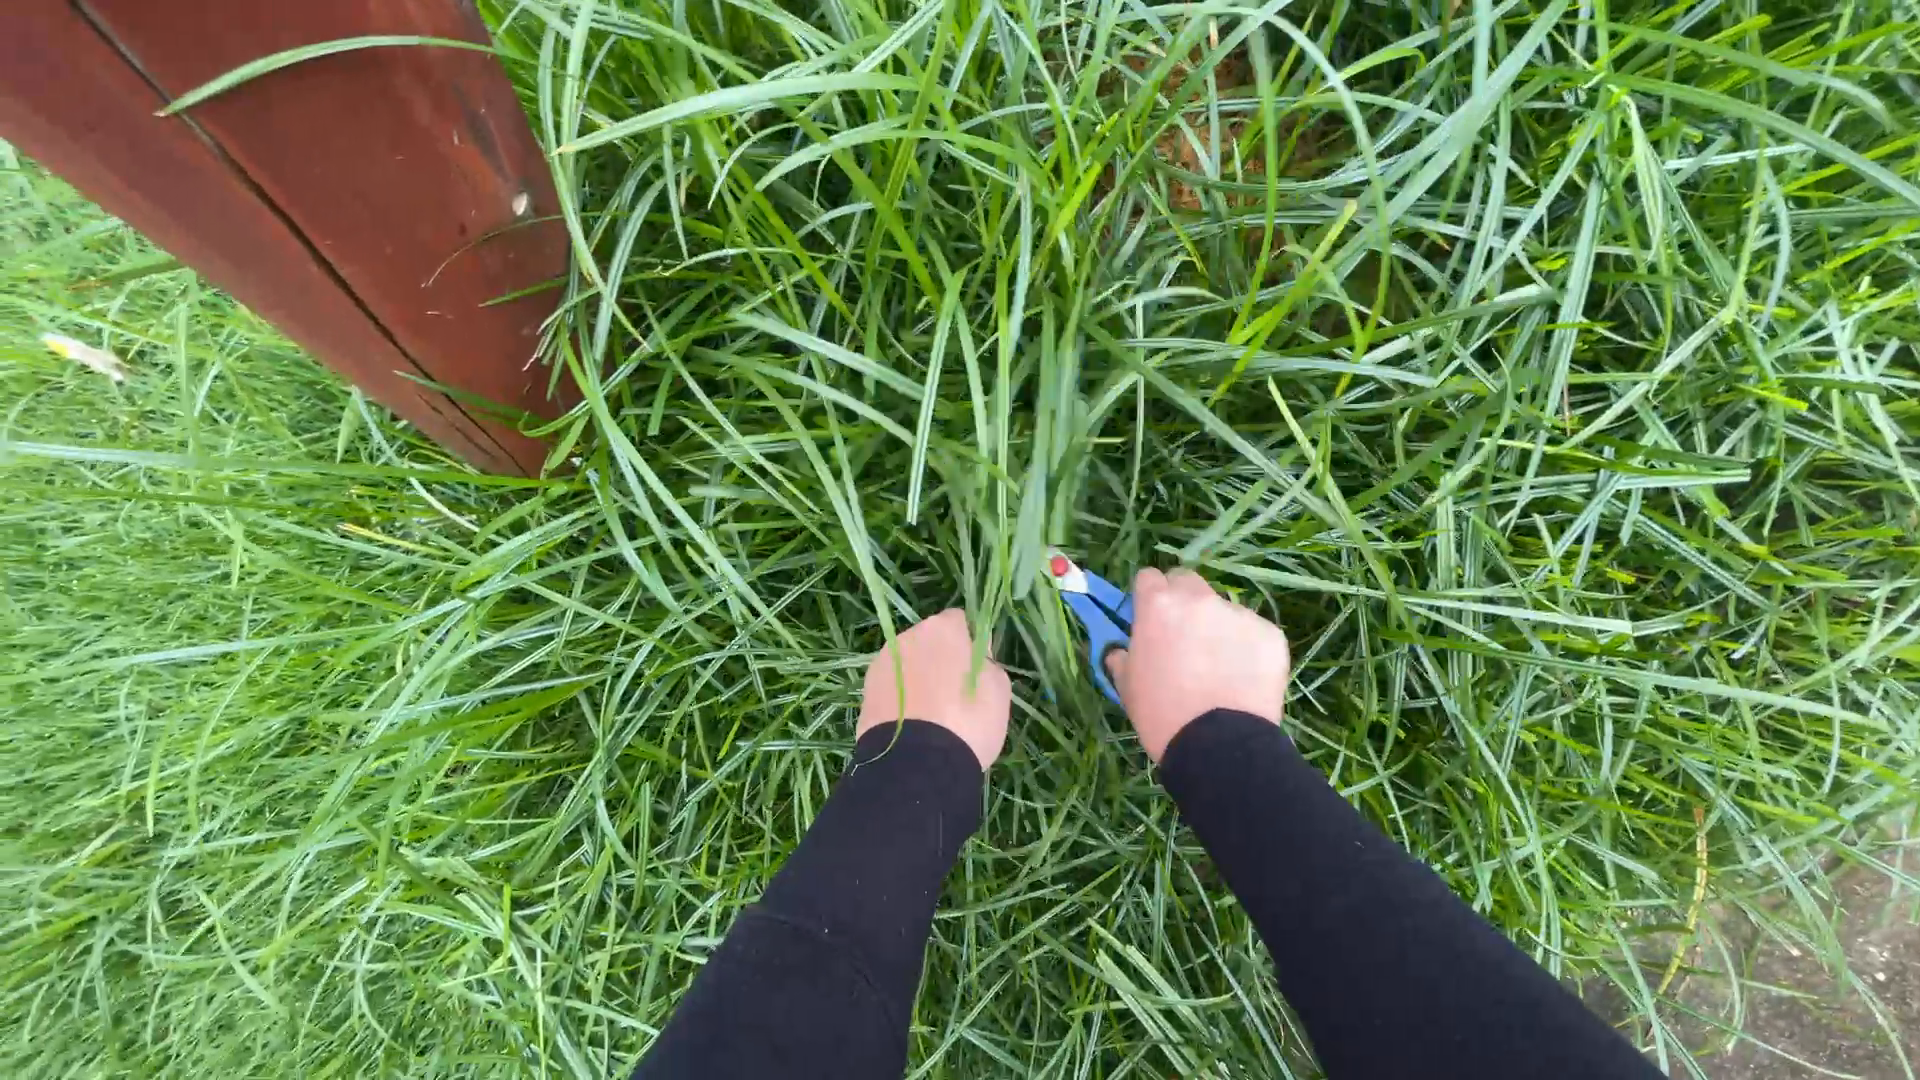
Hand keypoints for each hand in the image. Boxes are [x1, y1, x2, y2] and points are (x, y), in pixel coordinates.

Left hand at [858, 609, 1009, 768]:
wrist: (918, 764)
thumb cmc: (968, 721)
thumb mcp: (999, 690)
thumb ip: (987, 662)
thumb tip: (977, 658)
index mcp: (943, 628)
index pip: (960, 621)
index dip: (970, 643)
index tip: (977, 671)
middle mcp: (909, 635)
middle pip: (931, 640)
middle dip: (941, 658)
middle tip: (955, 694)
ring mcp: (883, 661)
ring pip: (909, 662)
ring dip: (919, 676)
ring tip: (931, 714)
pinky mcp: (867, 689)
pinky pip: (892, 684)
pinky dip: (901, 696)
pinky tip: (911, 723)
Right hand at [1105, 568, 1290, 761]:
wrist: (1219, 746)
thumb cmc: (1161, 714)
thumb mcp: (1126, 685)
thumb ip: (1122, 656)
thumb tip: (1123, 650)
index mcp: (1158, 605)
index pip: (1149, 577)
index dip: (1147, 596)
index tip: (1149, 617)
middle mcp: (1199, 599)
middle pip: (1187, 581)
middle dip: (1182, 600)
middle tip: (1182, 635)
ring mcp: (1239, 614)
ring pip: (1222, 608)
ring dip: (1215, 625)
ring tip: (1217, 666)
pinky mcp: (1270, 634)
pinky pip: (1253, 632)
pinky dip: (1246, 647)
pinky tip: (1241, 677)